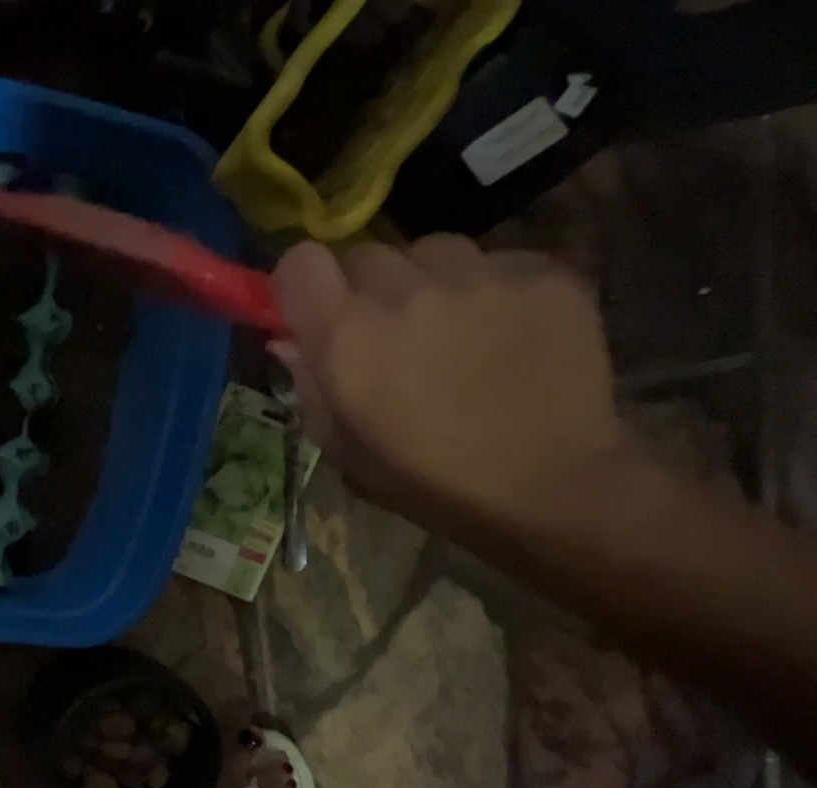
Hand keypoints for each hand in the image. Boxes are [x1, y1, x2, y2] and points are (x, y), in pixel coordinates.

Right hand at [270, 235, 627, 527]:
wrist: (547, 484)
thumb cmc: (424, 478)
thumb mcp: (340, 444)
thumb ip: (309, 383)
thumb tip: (291, 340)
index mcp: (346, 336)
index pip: (301, 261)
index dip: (302, 282)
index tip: (313, 308)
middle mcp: (406, 292)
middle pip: (365, 255)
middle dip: (366, 288)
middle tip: (387, 331)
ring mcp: (479, 276)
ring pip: (432, 251)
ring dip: (428, 281)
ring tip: (450, 325)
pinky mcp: (542, 274)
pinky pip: (496, 261)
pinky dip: (489, 288)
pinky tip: (504, 332)